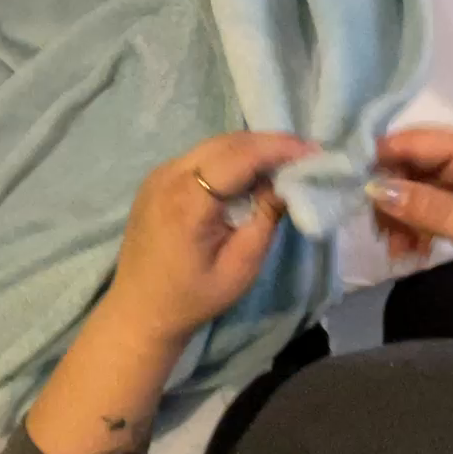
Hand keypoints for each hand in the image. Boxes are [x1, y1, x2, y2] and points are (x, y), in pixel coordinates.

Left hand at [103, 131, 314, 342]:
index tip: (312, 152)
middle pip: (227, 144)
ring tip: (284, 161)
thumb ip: (266, 219)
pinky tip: (251, 173)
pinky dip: (230, 158)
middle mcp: (168, 177)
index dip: (278, 148)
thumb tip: (287, 182)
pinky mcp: (157, 178)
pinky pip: (201, 157)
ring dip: (250, 149)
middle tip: (304, 154)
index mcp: (187, 201)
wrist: (140, 310)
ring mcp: (159, 174)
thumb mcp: (241, 266)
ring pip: (214, 146)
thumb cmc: (194, 297)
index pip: (239, 156)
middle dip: (268, 144)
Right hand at [368, 127, 452, 312]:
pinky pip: (434, 206)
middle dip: (389, 193)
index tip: (345, 185)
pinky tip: (411, 251)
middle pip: (414, 162)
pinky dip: (418, 225)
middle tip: (376, 231)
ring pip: (420, 187)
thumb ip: (432, 207)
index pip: (416, 140)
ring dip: (401, 214)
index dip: (379, 157)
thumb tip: (377, 188)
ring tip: (396, 250)